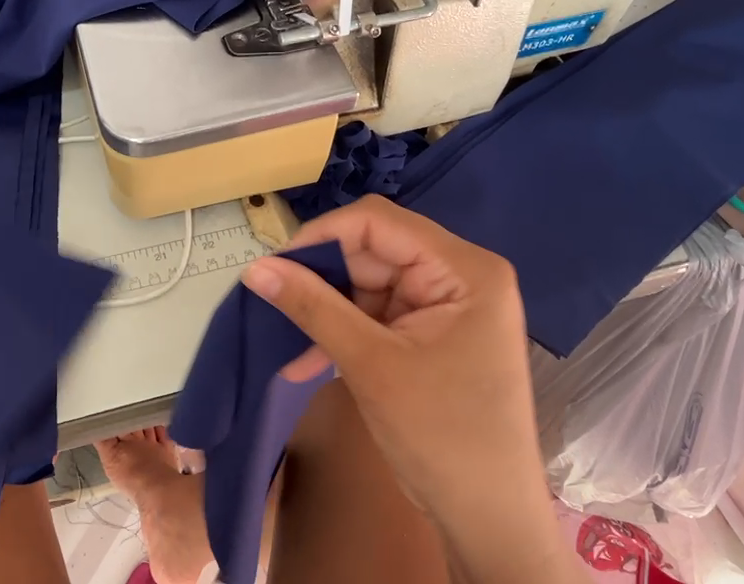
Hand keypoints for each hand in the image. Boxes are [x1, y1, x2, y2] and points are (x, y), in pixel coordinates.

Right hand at [239, 196, 573, 582]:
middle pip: (372, 252)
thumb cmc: (443, 436)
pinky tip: (305, 361)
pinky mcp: (431, 333)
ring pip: (367, 285)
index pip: (378, 223)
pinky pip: (376, 315)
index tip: (273, 265)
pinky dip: (342, 333)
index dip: (321, 236)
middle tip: (271, 304)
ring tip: (283, 341)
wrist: (489, 522)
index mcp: (463, 269)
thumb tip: (254, 268)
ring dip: (325, 312)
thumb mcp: (370, 364)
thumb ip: (312, 307)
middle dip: (321, 280)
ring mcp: (446, 306)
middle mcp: (459, 275)